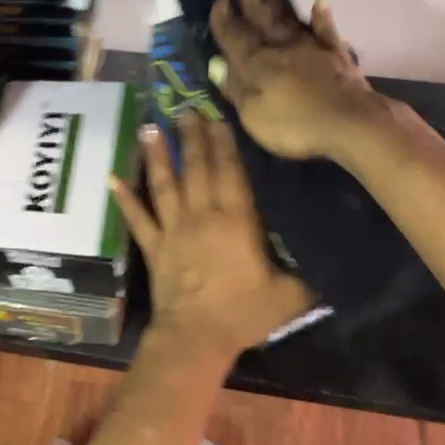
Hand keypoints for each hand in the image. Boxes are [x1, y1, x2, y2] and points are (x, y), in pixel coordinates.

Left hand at [111, 114, 313, 358]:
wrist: (196, 336)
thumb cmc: (244, 313)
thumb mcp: (289, 293)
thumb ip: (308, 272)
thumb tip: (332, 257)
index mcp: (237, 219)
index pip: (230, 170)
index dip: (225, 141)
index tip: (219, 115)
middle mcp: (202, 215)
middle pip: (197, 167)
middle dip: (193, 135)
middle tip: (186, 108)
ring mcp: (173, 230)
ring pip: (164, 183)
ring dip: (158, 154)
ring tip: (150, 127)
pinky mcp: (153, 248)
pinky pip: (137, 217)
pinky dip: (124, 197)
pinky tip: (112, 177)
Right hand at [208, 0, 390, 159]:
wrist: (353, 124)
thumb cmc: (296, 125)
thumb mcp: (254, 115)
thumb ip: (236, 89)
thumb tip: (218, 67)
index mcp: (259, 64)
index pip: (235, 38)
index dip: (224, 21)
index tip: (218, 1)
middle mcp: (284, 50)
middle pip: (265, 24)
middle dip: (252, 5)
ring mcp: (315, 51)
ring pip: (292, 24)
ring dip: (279, 9)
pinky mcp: (339, 58)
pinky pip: (328, 32)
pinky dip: (322, 17)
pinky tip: (320, 3)